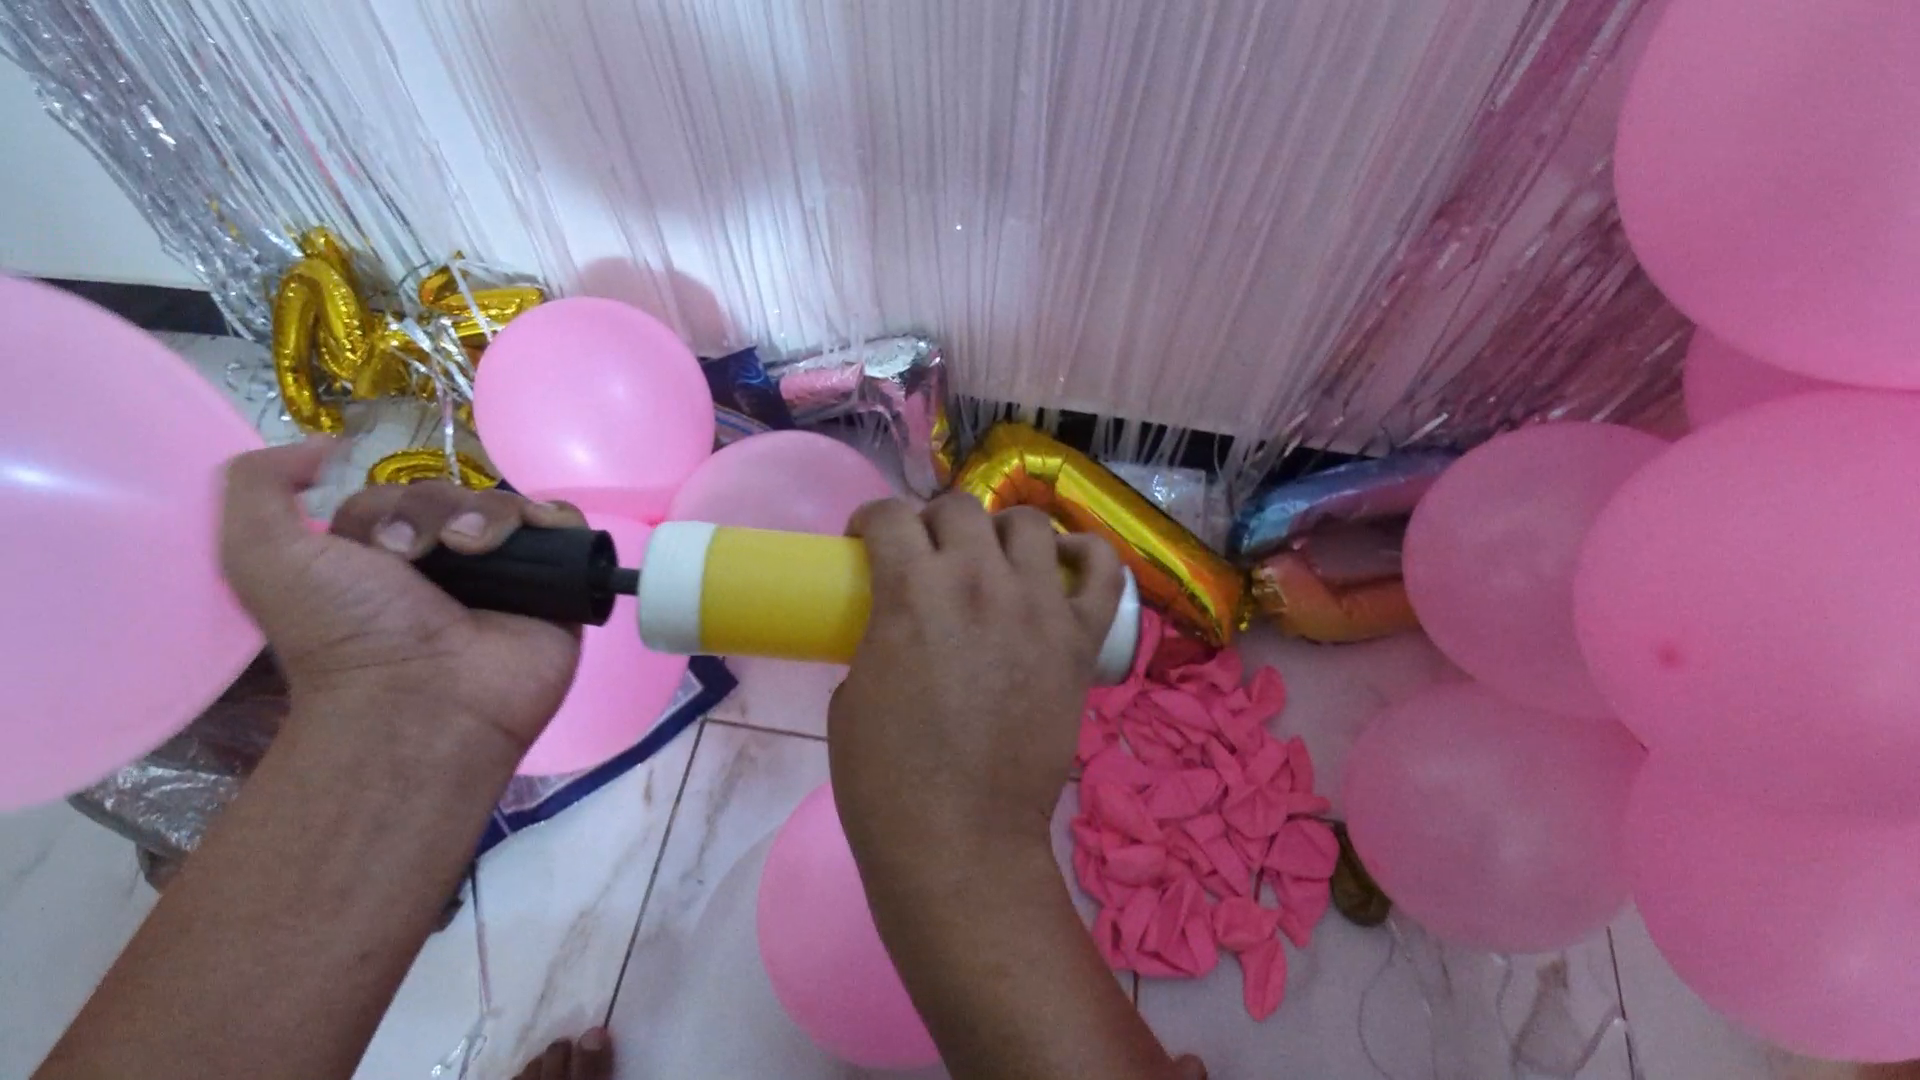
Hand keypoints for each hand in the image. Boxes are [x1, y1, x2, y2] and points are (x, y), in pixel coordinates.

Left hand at [220, 439, 587, 755]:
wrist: (427, 698)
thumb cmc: (346, 631)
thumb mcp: (262, 555)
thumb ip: (260, 485)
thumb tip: (327, 444)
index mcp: (386, 559)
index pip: (404, 495)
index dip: (393, 504)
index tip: (384, 546)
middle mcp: (449, 565)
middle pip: (458, 496)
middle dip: (440, 509)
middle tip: (431, 554)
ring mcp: (510, 575)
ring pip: (510, 506)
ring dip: (492, 515)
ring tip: (479, 552)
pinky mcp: (560, 586)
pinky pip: (566, 527)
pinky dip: (554, 519)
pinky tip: (535, 537)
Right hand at [829, 494, 1124, 871]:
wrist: (960, 837)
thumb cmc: (885, 777)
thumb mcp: (852, 691)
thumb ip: (881, 636)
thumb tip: (901, 622)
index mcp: (912, 591)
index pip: (890, 515)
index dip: (871, 518)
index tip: (867, 539)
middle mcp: (980, 582)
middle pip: (960, 509)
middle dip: (933, 522)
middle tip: (927, 554)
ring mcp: (1039, 608)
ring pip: (1029, 525)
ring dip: (1001, 533)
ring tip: (992, 561)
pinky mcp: (1079, 641)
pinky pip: (1102, 571)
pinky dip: (1084, 555)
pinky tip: (1061, 565)